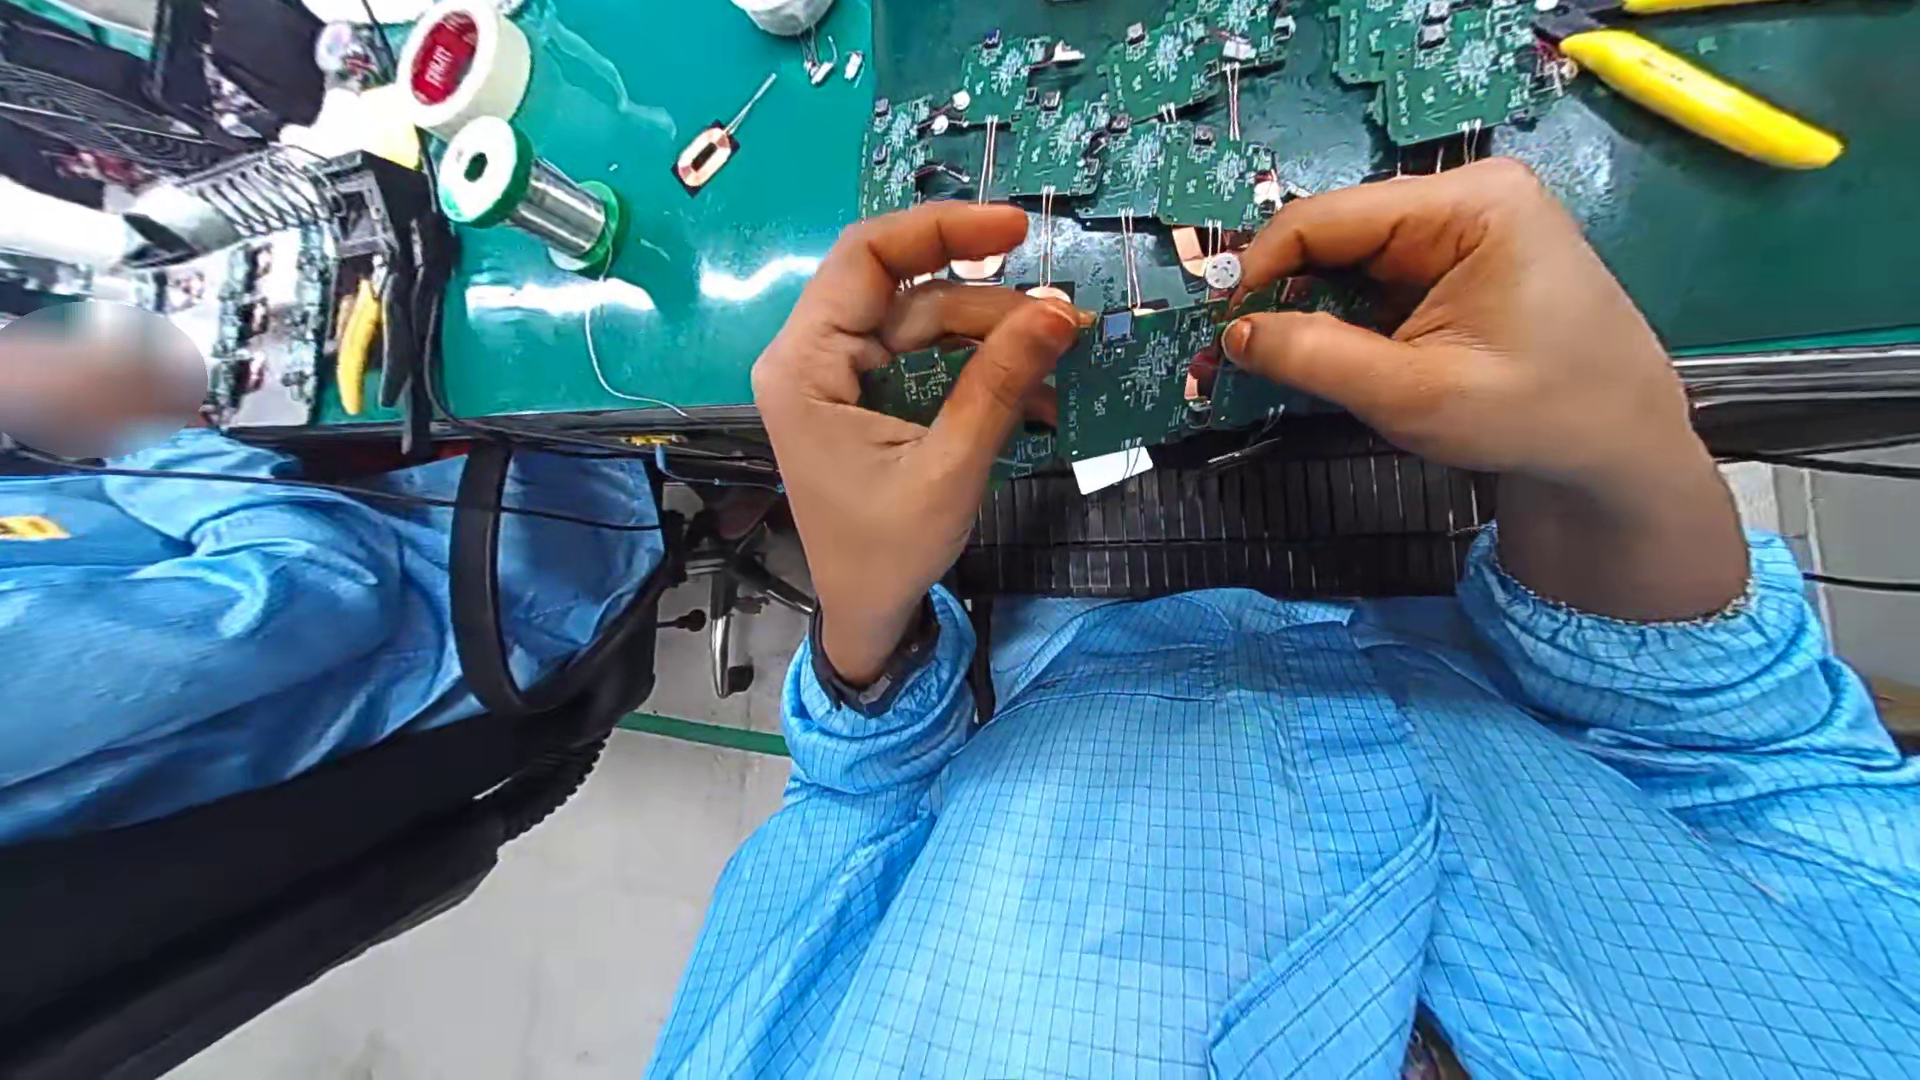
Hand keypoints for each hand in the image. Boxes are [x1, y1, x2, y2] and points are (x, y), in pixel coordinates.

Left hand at [754, 203, 1085, 682]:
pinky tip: (1025, 386)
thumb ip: (999, 386)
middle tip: (1059, 326)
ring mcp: (836, 377)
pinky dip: (975, 366)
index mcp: (804, 368)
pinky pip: (922, 357)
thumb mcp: (950, 469)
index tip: (1017, 230)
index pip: (865, 258)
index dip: (942, 229)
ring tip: (1054, 363)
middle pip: (902, 291)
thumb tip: (1058, 311)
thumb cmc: (890, 552)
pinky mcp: (861, 397)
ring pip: (920, 323)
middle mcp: (810, 358)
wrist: (866, 610)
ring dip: (990, 338)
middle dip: (985, 304)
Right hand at [1225, 159, 1744, 617]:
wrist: (1606, 445)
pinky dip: (1317, 327)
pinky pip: (1354, 290)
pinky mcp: (1436, 272)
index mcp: (1464, 206)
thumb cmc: (1528, 413)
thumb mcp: (1409, 392)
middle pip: (1323, 240)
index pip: (1320, 220)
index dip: (1254, 272)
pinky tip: (1296, 359)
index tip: (1218, 333)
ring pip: (1331, 267)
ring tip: (1248, 364)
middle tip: (1223, 357)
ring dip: (1287, 317)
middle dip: (1267, 298)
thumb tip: (1230, 334)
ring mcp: (1445, 237)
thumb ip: (1313, 357)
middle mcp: (1453, 203)